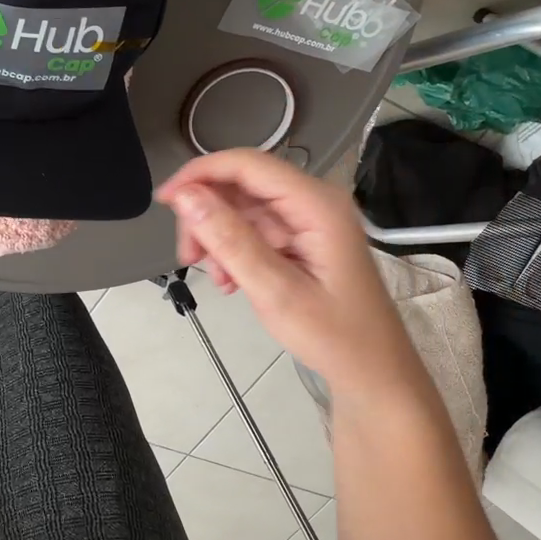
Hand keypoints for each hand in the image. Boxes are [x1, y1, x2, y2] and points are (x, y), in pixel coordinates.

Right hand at [157, 150, 422, 398]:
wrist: (374, 375)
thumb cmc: (335, 337)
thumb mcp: (276, 292)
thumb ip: (230, 240)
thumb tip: (185, 197)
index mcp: (317, 204)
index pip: (246, 164)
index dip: (200, 174)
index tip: (166, 202)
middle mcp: (312, 200)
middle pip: (240, 184)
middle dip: (206, 214)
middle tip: (188, 256)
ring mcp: (306, 218)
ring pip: (240, 206)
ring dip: (215, 236)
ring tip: (214, 277)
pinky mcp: (300, 236)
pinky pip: (251, 227)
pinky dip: (231, 249)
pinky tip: (229, 280)